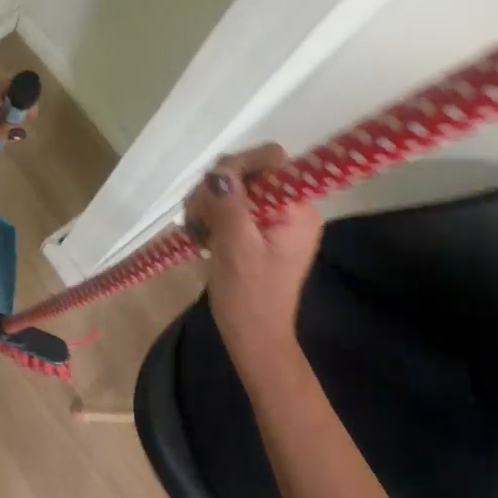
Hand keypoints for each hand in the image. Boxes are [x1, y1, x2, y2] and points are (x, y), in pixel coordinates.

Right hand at [185, 145, 322, 367]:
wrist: (252, 337)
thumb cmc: (249, 296)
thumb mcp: (236, 247)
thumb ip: (229, 204)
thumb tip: (220, 171)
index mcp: (297, 208)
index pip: (270, 160)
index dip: (238, 167)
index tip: (214, 192)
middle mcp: (290, 206)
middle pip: (246, 170)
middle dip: (216, 189)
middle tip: (200, 220)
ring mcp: (272, 217)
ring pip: (232, 186)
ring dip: (208, 204)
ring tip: (200, 233)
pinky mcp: (256, 227)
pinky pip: (229, 203)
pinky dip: (210, 214)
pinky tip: (203, 236)